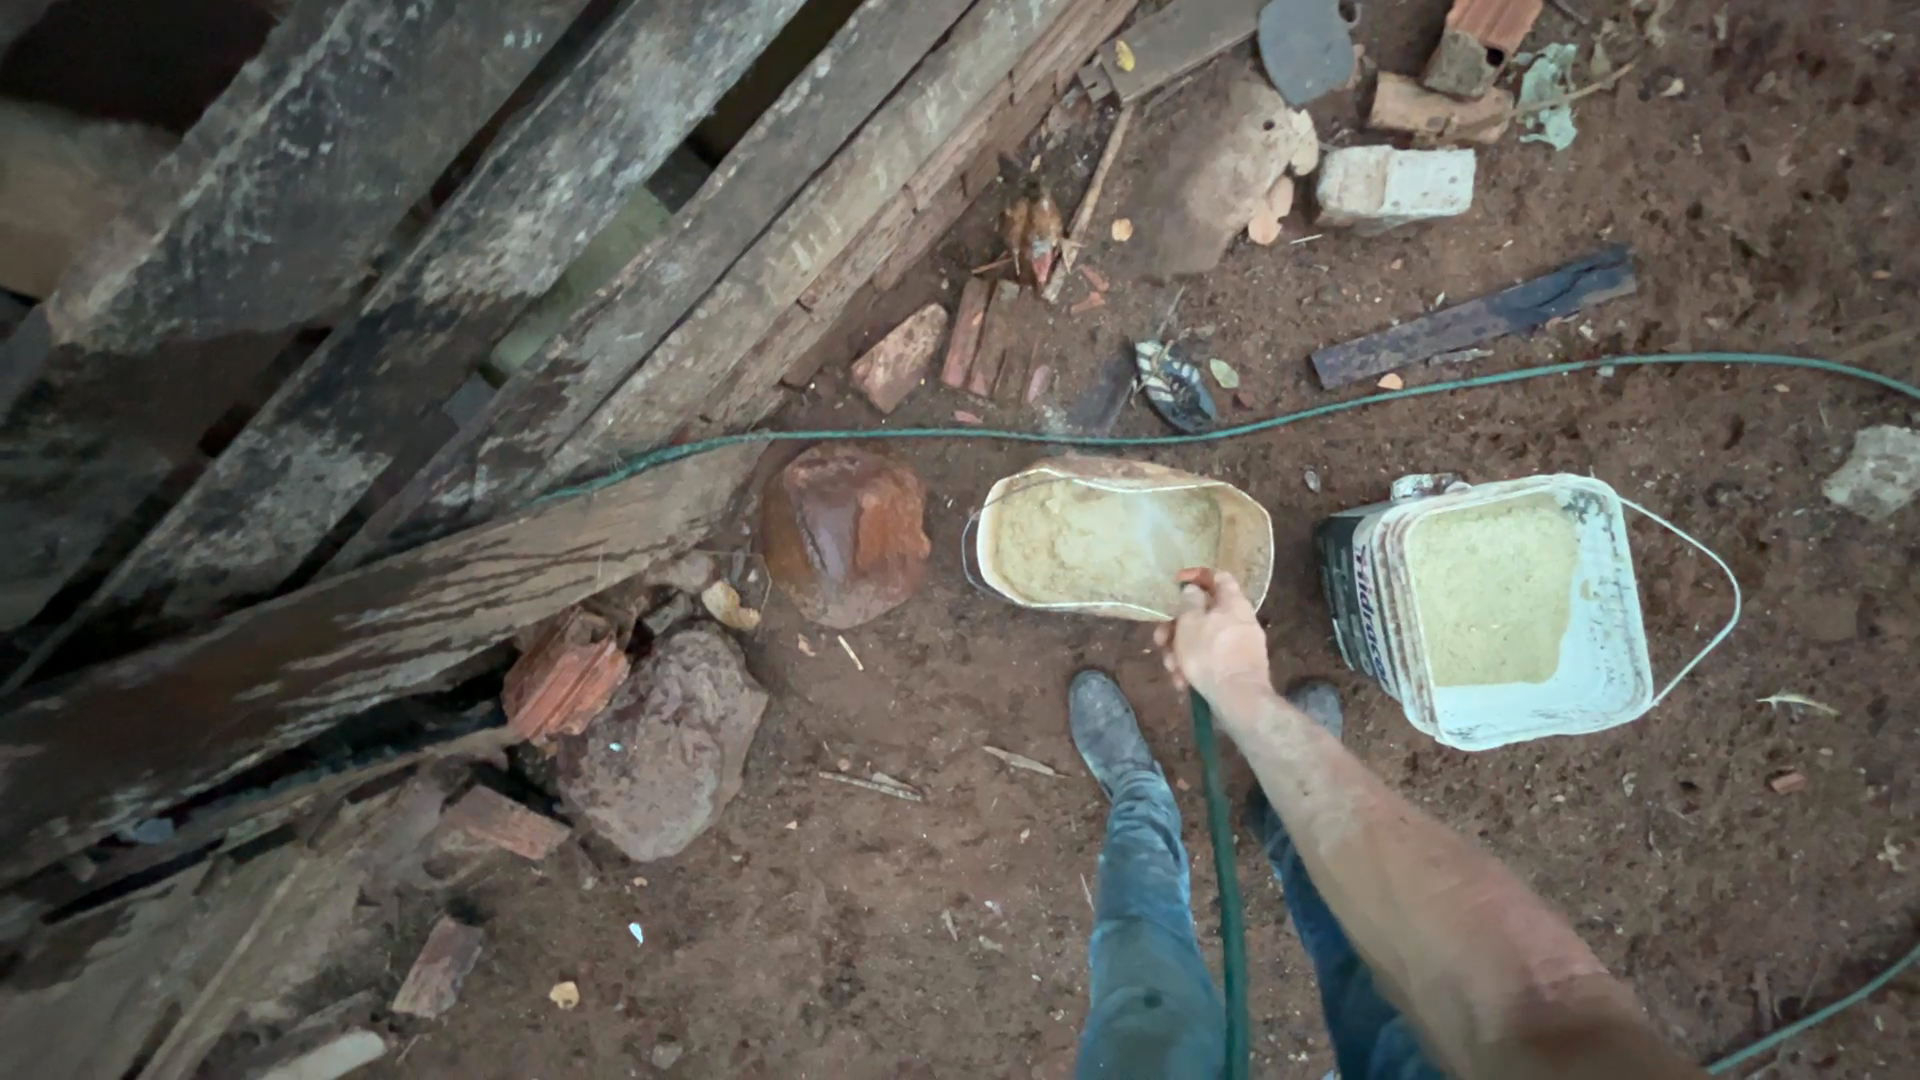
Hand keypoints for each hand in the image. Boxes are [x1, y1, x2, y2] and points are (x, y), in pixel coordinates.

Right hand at [1153, 568, 1272, 705]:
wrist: (1238, 699)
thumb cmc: (1210, 654)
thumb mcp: (1191, 622)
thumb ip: (1190, 602)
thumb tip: (1193, 589)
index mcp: (1233, 603)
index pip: (1219, 577)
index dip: (1197, 577)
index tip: (1177, 583)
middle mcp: (1240, 621)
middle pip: (1204, 615)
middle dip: (1177, 628)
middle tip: (1161, 641)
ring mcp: (1241, 646)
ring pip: (1203, 641)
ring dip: (1181, 652)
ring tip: (1172, 669)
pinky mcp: (1237, 668)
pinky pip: (1211, 661)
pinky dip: (1195, 668)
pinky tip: (1183, 683)